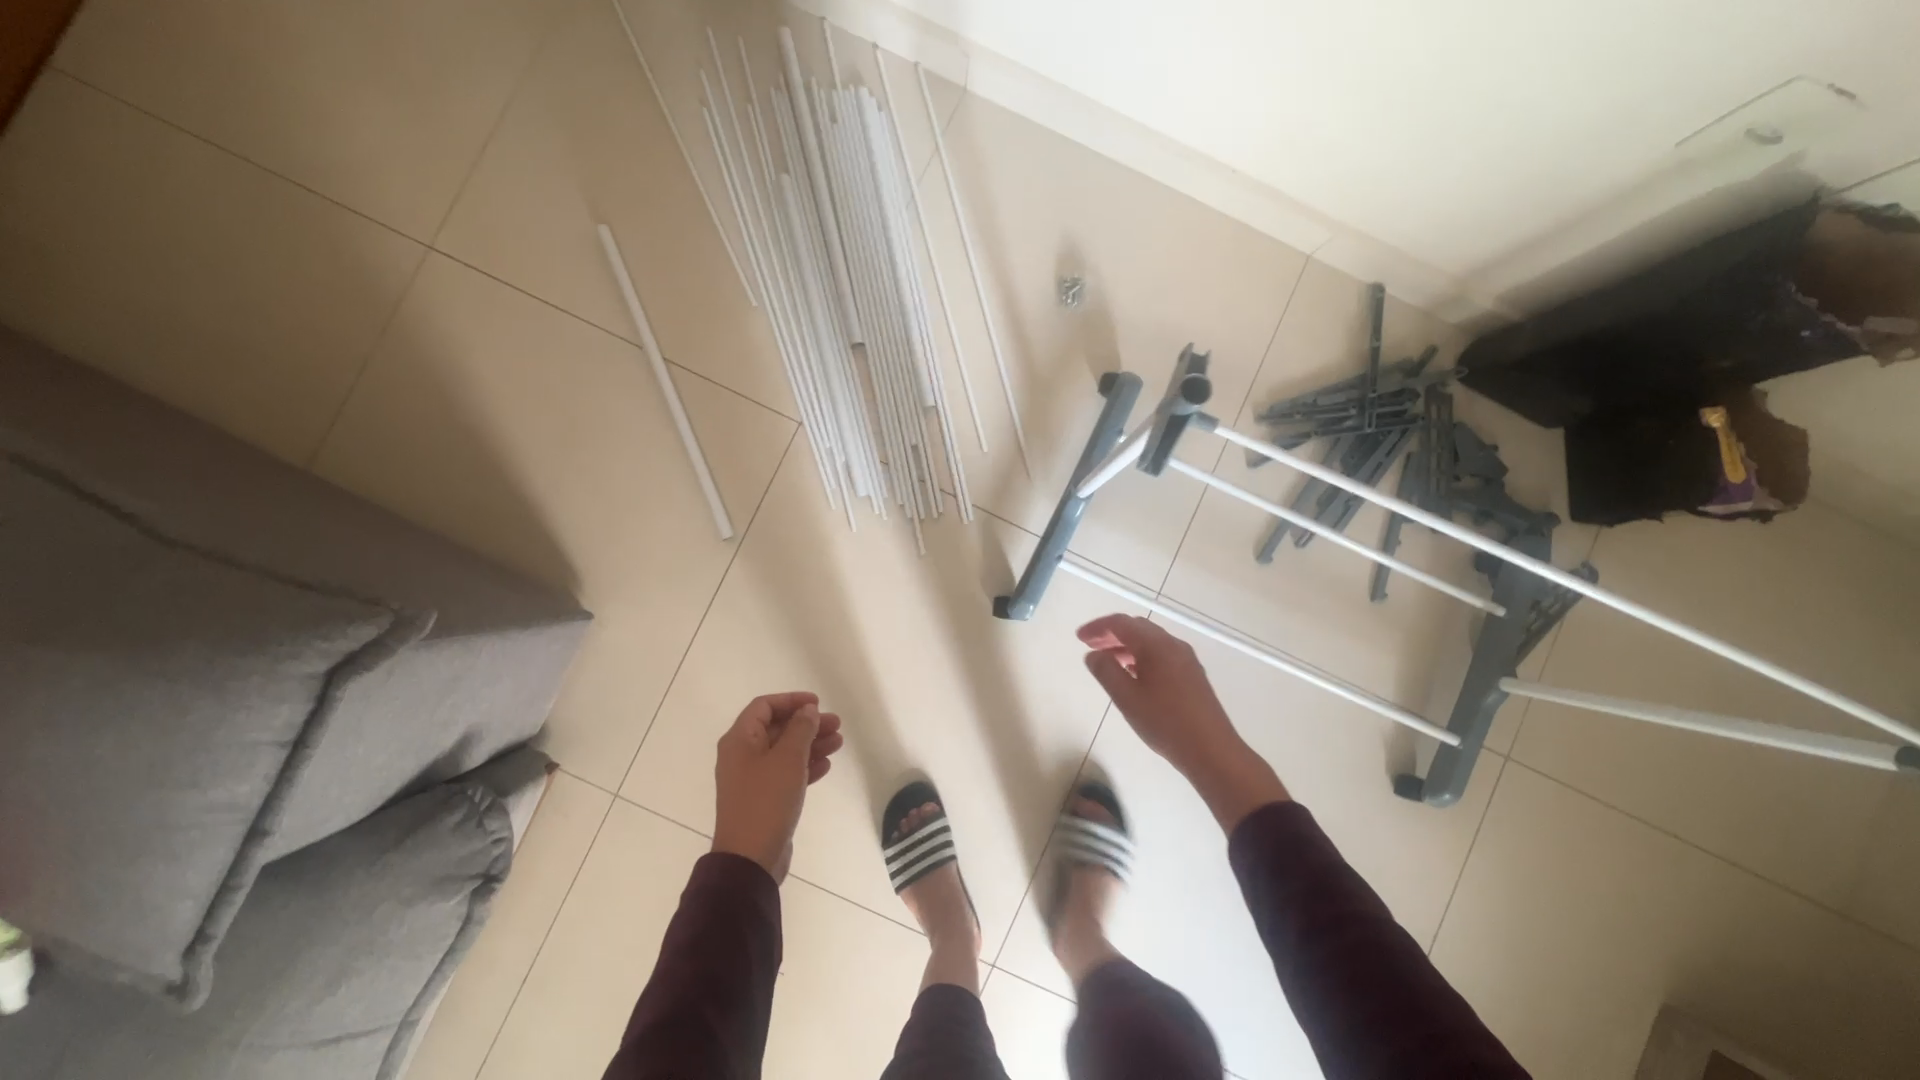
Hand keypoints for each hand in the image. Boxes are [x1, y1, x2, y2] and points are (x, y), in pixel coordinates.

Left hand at [712, 692, 844, 881]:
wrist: (750, 858)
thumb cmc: (766, 801)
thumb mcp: (788, 759)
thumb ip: (801, 729)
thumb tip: (807, 711)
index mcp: (739, 740)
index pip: (764, 706)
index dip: (791, 700)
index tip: (818, 704)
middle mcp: (742, 755)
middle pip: (777, 728)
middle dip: (807, 724)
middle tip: (837, 725)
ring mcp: (752, 779)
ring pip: (784, 751)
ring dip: (810, 744)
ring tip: (838, 743)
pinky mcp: (763, 799)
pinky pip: (785, 773)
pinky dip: (805, 766)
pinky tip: (826, 766)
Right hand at [1078, 614, 1288, 829]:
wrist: (1212, 750)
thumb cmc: (1165, 723)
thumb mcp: (1127, 698)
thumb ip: (1106, 671)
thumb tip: (1094, 654)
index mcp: (1156, 645)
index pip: (1121, 623)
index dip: (1098, 627)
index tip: (1079, 637)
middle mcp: (1174, 645)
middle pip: (1138, 628)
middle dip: (1111, 634)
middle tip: (1090, 646)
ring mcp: (1186, 660)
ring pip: (1151, 642)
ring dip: (1126, 646)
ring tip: (1107, 662)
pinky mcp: (1193, 675)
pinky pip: (1162, 655)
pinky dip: (1142, 657)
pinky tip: (1134, 675)